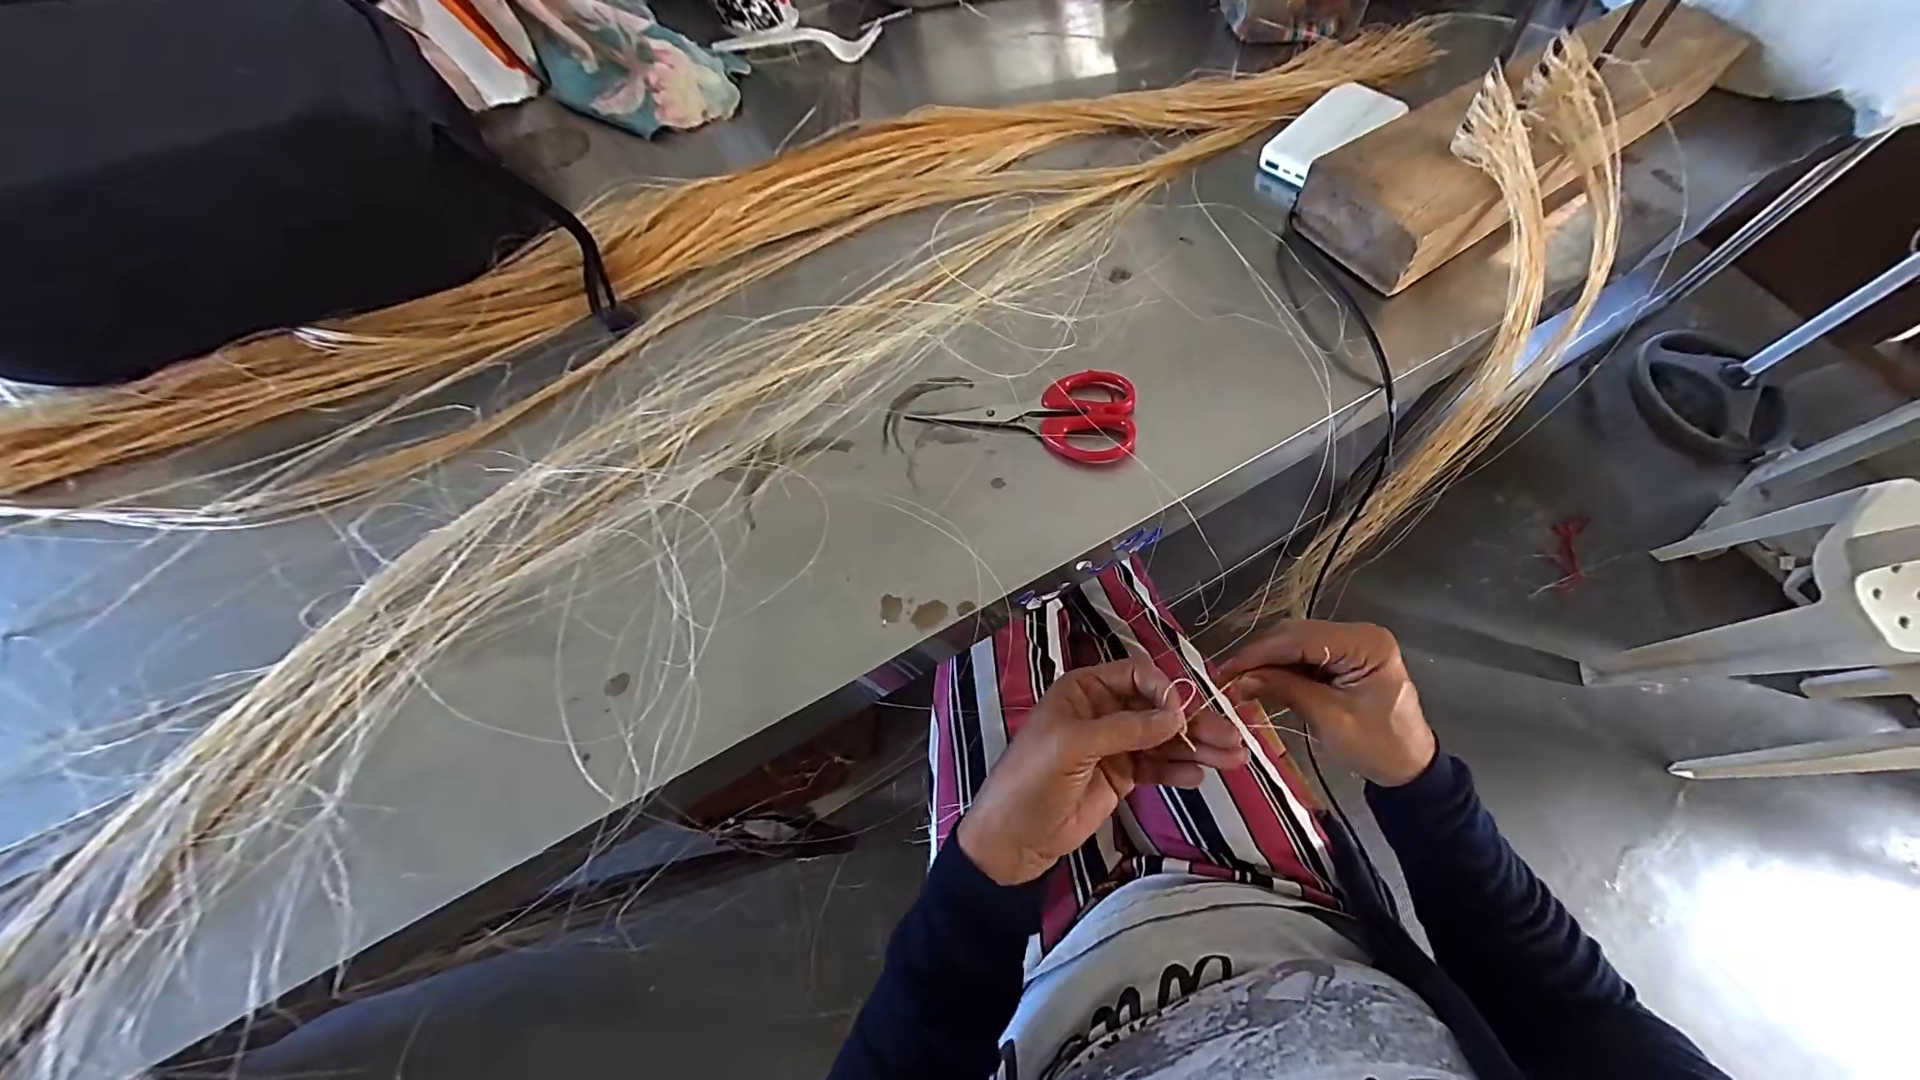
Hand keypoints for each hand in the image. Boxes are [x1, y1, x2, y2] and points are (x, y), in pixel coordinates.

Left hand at [956, 658, 1251, 885]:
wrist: (1014, 837)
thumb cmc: (1032, 779)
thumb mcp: (1074, 745)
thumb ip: (1125, 729)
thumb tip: (1176, 716)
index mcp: (1084, 690)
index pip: (1136, 675)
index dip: (1163, 691)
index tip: (1183, 716)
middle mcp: (1103, 711)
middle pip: (1156, 708)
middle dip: (1193, 722)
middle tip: (1231, 740)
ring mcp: (1114, 745)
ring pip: (1163, 738)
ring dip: (1196, 747)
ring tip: (1233, 759)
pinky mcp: (1121, 775)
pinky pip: (1156, 766)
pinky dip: (1178, 769)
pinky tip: (1199, 776)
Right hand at [1218, 620, 1435, 787]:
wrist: (1409, 768)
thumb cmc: (1379, 747)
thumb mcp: (1330, 718)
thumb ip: (1284, 689)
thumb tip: (1239, 679)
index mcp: (1366, 644)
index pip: (1300, 639)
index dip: (1258, 653)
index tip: (1227, 670)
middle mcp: (1357, 634)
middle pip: (1293, 636)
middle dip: (1258, 657)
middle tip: (1227, 679)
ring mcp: (1347, 644)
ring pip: (1290, 643)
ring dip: (1263, 663)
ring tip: (1237, 682)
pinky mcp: (1338, 656)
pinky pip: (1298, 655)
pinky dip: (1276, 669)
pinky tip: (1256, 681)